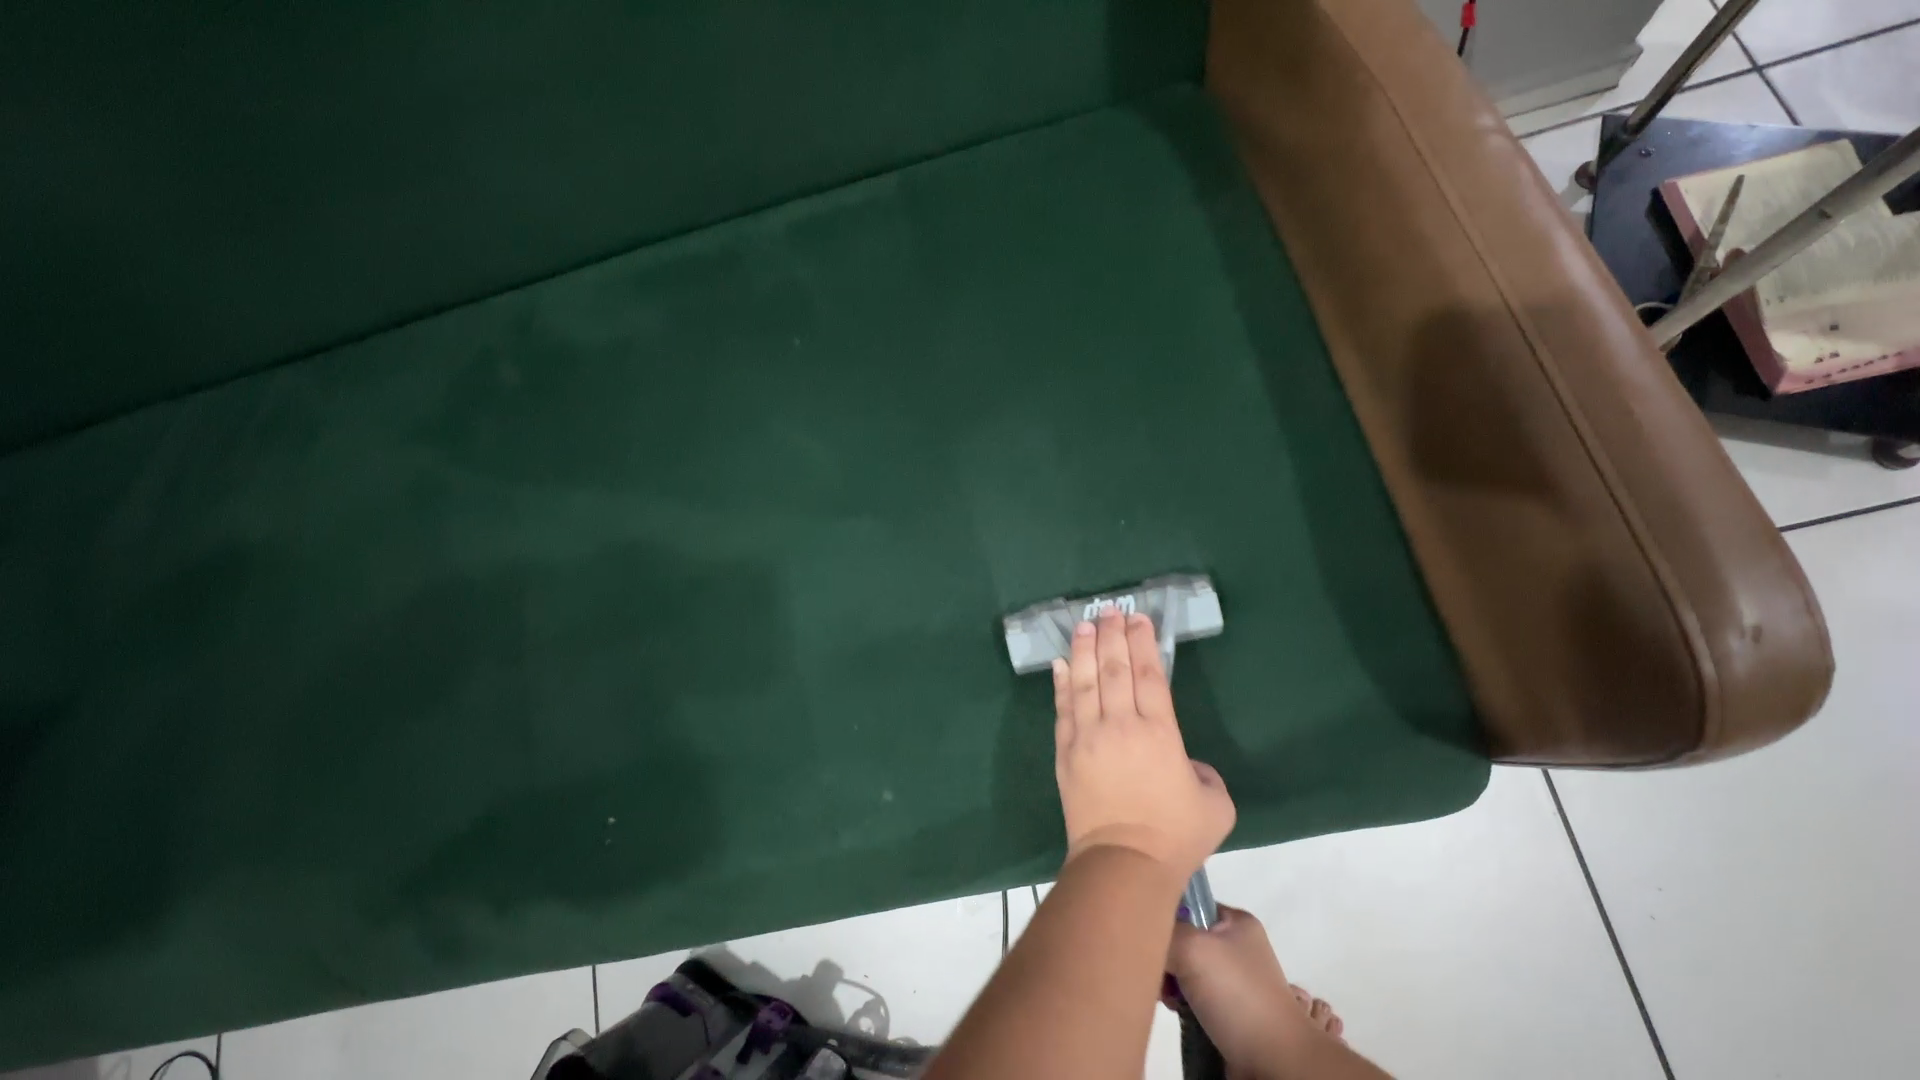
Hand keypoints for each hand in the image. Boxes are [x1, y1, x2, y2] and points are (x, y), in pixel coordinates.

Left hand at [1051, 611, 1234, 882]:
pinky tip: (1061, 665)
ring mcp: (1088, 738)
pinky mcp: (1066, 754)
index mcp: (1159, 733)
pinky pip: (1063, 710)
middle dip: (1113, 636)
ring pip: (1085, 683)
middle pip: (1114, 670)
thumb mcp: (1216, 804)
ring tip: (1084, 625)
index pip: (1149, 676)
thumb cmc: (1175, 836)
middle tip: (1110, 610)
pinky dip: (1061, 685)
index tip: (1138, 620)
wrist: (1123, 863)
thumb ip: (1205, 774)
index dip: (1143, 644)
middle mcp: (1121, 725)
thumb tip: (1186, 766)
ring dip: (1085, 651)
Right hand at [1165, 906, 1323, 1066]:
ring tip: (1167, 996)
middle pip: (1184, 938)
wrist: (1274, 1060)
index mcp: (1236, 922)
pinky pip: (1190, 994)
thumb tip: (1145, 930)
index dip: (1167, 916)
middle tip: (1159, 973)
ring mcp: (1233, 979)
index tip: (1150, 936)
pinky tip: (1174, 1010)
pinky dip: (1178, 1001)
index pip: (1190, 903)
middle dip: (1165, 955)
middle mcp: (1236, 946)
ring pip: (1184, 968)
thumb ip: (1165, 931)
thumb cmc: (1236, 995)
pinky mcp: (1227, 1009)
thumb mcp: (1193, 947)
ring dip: (1169, 981)